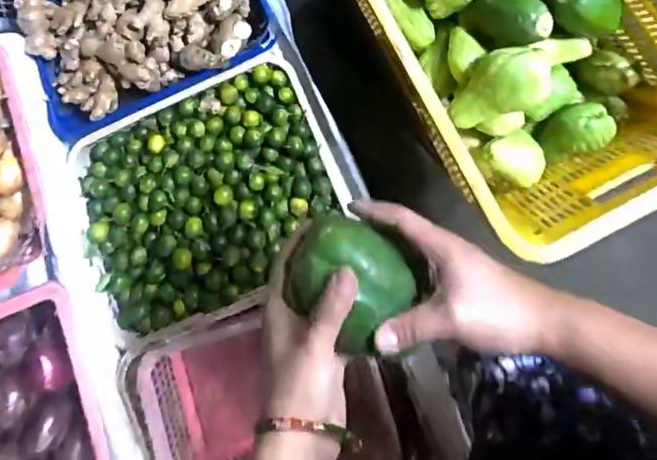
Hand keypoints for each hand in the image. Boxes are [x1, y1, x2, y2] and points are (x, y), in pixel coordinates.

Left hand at [257, 224, 357, 459]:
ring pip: (325, 300)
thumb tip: (347, 267)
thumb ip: (330, 306)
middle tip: (349, 237)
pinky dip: (355, 314)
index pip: (284, 262)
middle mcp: (291, 316)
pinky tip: (378, 303)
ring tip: (365, 261)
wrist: (304, 439)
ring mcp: (309, 336)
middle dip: (323, 257)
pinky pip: (341, 325)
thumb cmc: (299, 385)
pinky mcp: (327, 355)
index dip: (297, 239)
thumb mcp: (314, 343)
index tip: (318, 219)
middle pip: (306, 277)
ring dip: (341, 284)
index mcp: (278, 307)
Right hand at [354, 200, 557, 355]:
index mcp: (440, 244)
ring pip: (416, 248)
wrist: (546, 322)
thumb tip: (375, 338)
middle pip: (406, 228)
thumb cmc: (497, 310)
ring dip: (392, 248)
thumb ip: (413, 326)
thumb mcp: (452, 320)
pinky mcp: (462, 278)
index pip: (401, 217)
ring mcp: (455, 262)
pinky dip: (406, 268)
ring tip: (365, 258)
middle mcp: (445, 246)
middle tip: (350, 235)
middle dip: (378, 227)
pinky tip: (397, 287)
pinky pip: (425, 265)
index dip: (374, 210)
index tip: (348, 206)